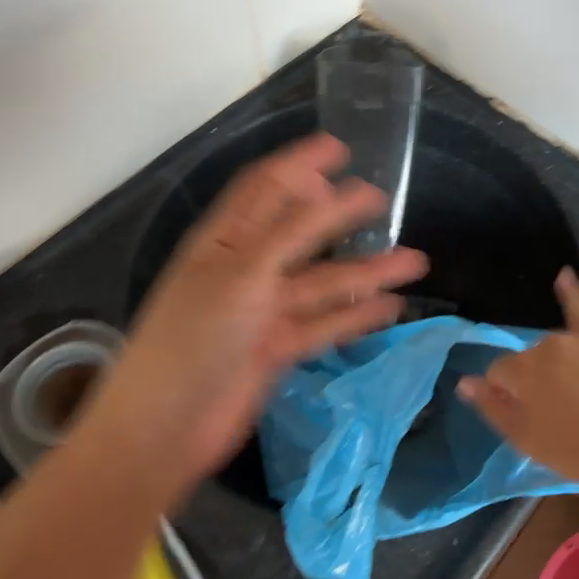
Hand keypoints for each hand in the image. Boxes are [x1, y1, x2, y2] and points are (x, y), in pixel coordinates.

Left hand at [83, 133, 427, 487]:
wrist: (163, 430)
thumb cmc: (191, 340)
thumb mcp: (239, 275)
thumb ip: (288, 233)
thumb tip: (332, 191)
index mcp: (222, 241)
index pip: (264, 187)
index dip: (299, 164)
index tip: (340, 148)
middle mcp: (244, 268)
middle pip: (300, 231)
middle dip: (339, 214)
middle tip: (382, 199)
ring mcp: (262, 310)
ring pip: (322, 280)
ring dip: (365, 270)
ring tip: (414, 261)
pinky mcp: (278, 348)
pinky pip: (324, 323)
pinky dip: (356, 315)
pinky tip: (391, 307)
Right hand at [457, 268, 578, 495]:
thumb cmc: (569, 451)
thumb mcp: (521, 436)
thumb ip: (490, 404)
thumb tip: (464, 381)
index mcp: (521, 369)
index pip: (498, 373)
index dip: (506, 394)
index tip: (524, 415)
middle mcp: (546, 345)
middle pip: (526, 360)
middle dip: (530, 381)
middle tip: (552, 412)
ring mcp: (576, 340)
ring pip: (549, 349)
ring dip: (551, 364)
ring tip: (570, 396)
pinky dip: (572, 292)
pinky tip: (564, 274)